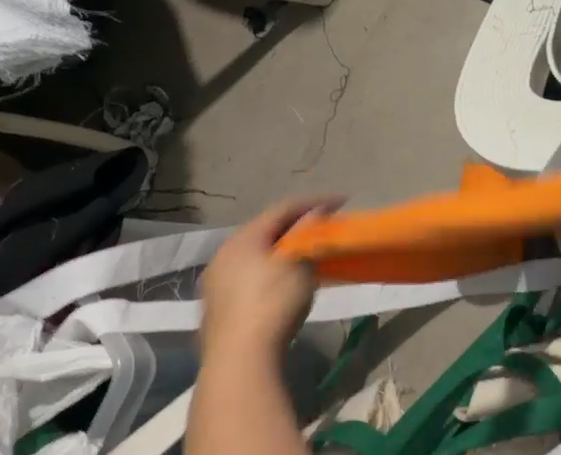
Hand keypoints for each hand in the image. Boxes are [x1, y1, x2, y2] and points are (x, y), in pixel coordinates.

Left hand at [200, 197, 340, 358]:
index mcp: (242, 240)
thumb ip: (308, 232)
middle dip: (298, 225)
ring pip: (257, 253)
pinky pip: (250, 273)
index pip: (282, 209)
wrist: (240, 358)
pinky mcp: (218, 306)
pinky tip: (287, 277)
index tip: (344, 202)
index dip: (315, 201)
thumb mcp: (300, 261)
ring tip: (310, 250)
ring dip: (284, 247)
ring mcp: (216, 283)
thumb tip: (316, 212)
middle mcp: (223, 256)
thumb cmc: (273, 301)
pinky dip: (272, 266)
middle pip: (266, 230)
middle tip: (326, 224)